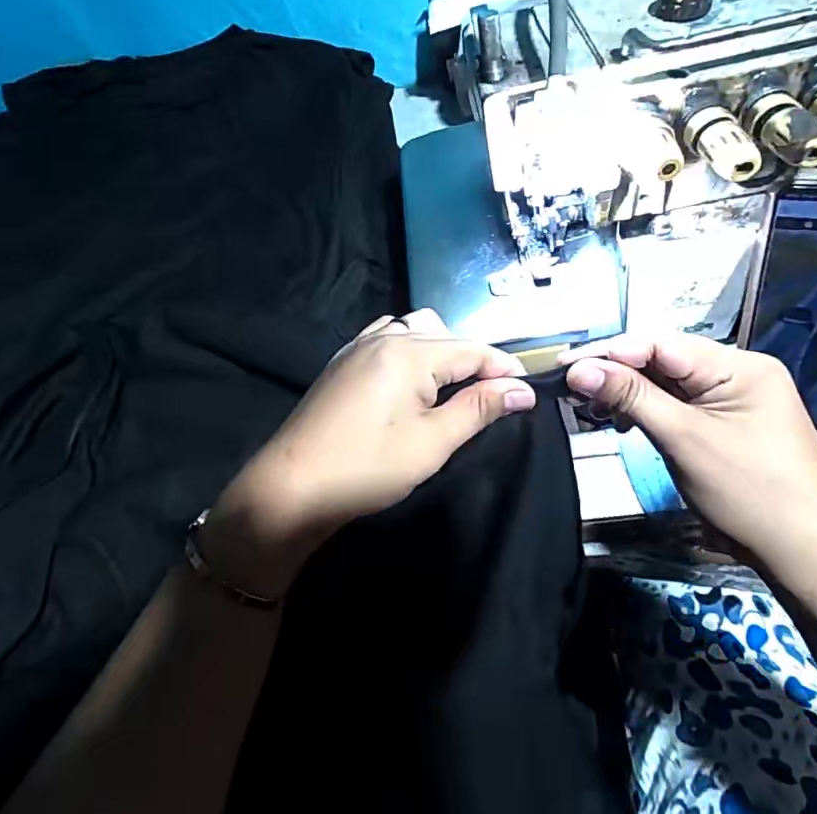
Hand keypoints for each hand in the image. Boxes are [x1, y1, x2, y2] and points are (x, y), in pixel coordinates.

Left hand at [201, 309, 534, 597]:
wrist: (289, 487)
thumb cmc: (365, 469)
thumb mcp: (431, 443)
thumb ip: (478, 409)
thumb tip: (522, 390)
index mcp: (408, 353)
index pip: (472, 349)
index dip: (504, 368)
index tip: (527, 392)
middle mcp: (385, 336)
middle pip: (447, 336)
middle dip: (477, 360)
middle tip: (497, 397)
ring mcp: (360, 345)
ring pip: (418, 329)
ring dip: (445, 350)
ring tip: (457, 385)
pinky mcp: (344, 359)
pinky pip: (389, 335)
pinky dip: (413, 347)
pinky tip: (414, 376)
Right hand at [560, 333, 816, 573]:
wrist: (810, 557)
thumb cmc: (752, 493)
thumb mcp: (684, 439)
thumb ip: (631, 396)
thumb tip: (580, 369)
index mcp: (740, 366)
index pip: (662, 345)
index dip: (611, 352)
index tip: (566, 364)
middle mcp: (740, 373)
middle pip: (665, 361)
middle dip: (617, 371)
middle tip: (571, 382)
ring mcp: (737, 400)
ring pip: (670, 384)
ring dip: (631, 391)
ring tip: (590, 401)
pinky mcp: (729, 426)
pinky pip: (681, 406)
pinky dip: (651, 410)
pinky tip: (625, 418)